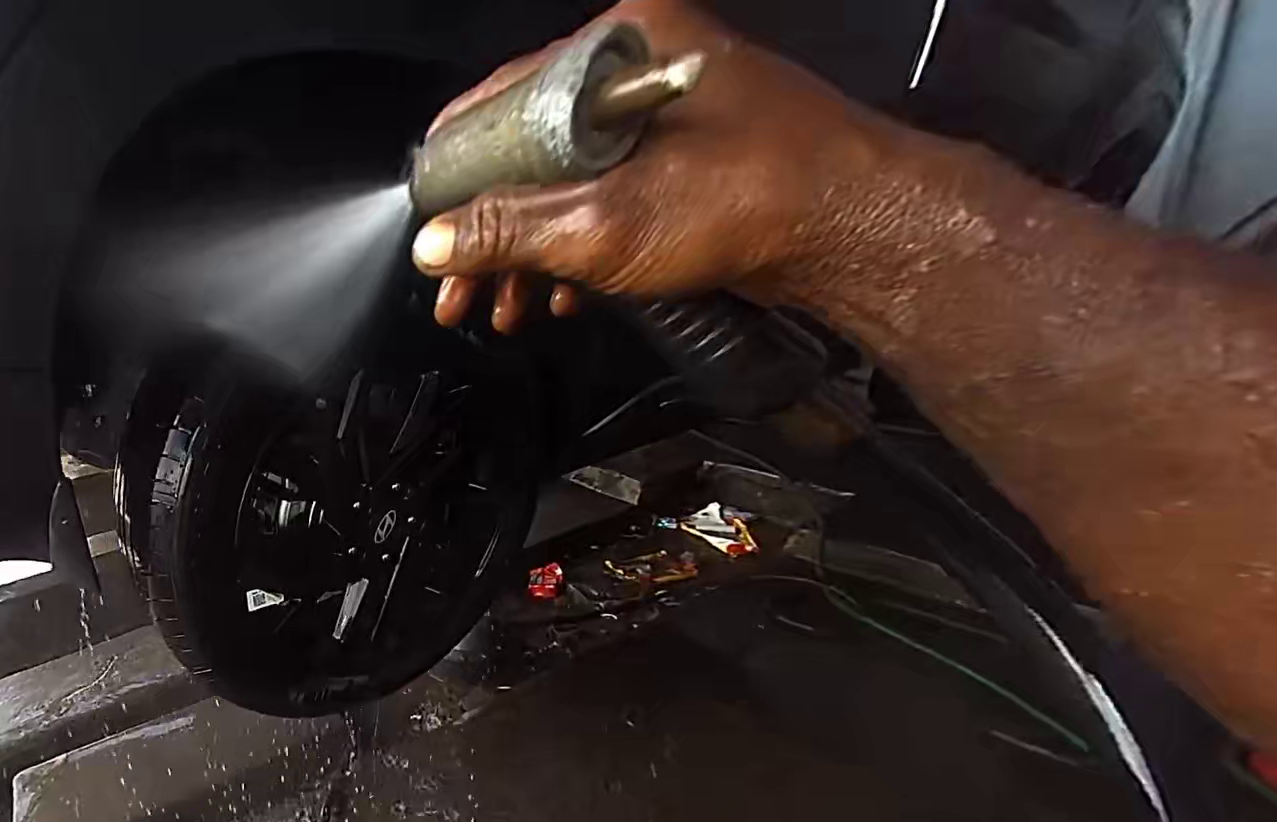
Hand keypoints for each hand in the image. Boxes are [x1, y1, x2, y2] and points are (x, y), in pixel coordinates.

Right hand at [412, 0, 919, 332]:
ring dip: (523, 259)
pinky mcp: (667, 165)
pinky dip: (568, 255)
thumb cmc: (738, 203)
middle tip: (457, 296)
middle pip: (520, 160)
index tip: (428, 234)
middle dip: (485, 238)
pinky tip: (559, 299)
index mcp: (610, 52)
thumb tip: (431, 244)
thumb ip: (508, 230)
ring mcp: (648, 122)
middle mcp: (625, 76)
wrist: (848, 229)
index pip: (493, 107)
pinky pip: (594, 205)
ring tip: (503, 313)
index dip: (450, 177)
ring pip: (556, 191)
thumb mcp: (602, 222)